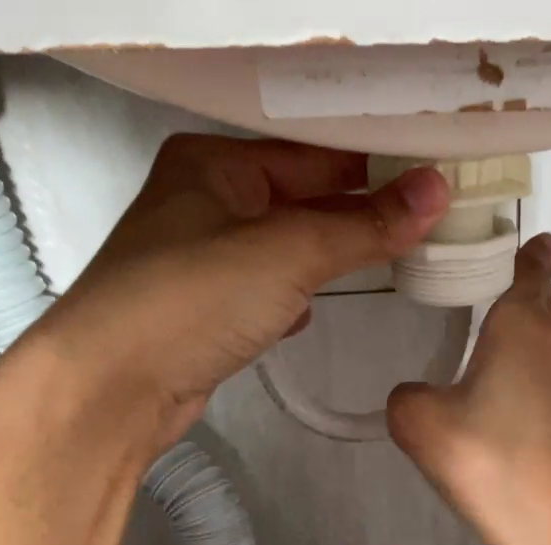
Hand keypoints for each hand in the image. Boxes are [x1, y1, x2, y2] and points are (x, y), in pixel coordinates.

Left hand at [15, 134, 450, 449]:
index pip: (313, 151)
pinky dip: (299, 293)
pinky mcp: (209, 308)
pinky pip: (270, 287)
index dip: (375, 161)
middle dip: (361, 211)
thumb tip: (437, 191)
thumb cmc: (194, 299)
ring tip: (400, 254)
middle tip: (435, 215)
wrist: (113, 386)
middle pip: (303, 197)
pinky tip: (320, 307)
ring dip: (335, 253)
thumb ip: (364, 227)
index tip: (437, 172)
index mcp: (216, 163)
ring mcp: (206, 257)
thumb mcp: (288, 253)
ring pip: (289, 246)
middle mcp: (208, 200)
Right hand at [386, 234, 550, 544]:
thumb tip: (421, 396)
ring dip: (548, 327)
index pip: (531, 271)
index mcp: (521, 328)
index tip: (538, 234)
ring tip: (542, 313)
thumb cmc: (491, 461)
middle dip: (544, 286)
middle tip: (538, 263)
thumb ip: (407, 396)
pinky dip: (538, 370)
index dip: (532, 250)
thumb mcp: (421, 423)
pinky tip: (518, 389)